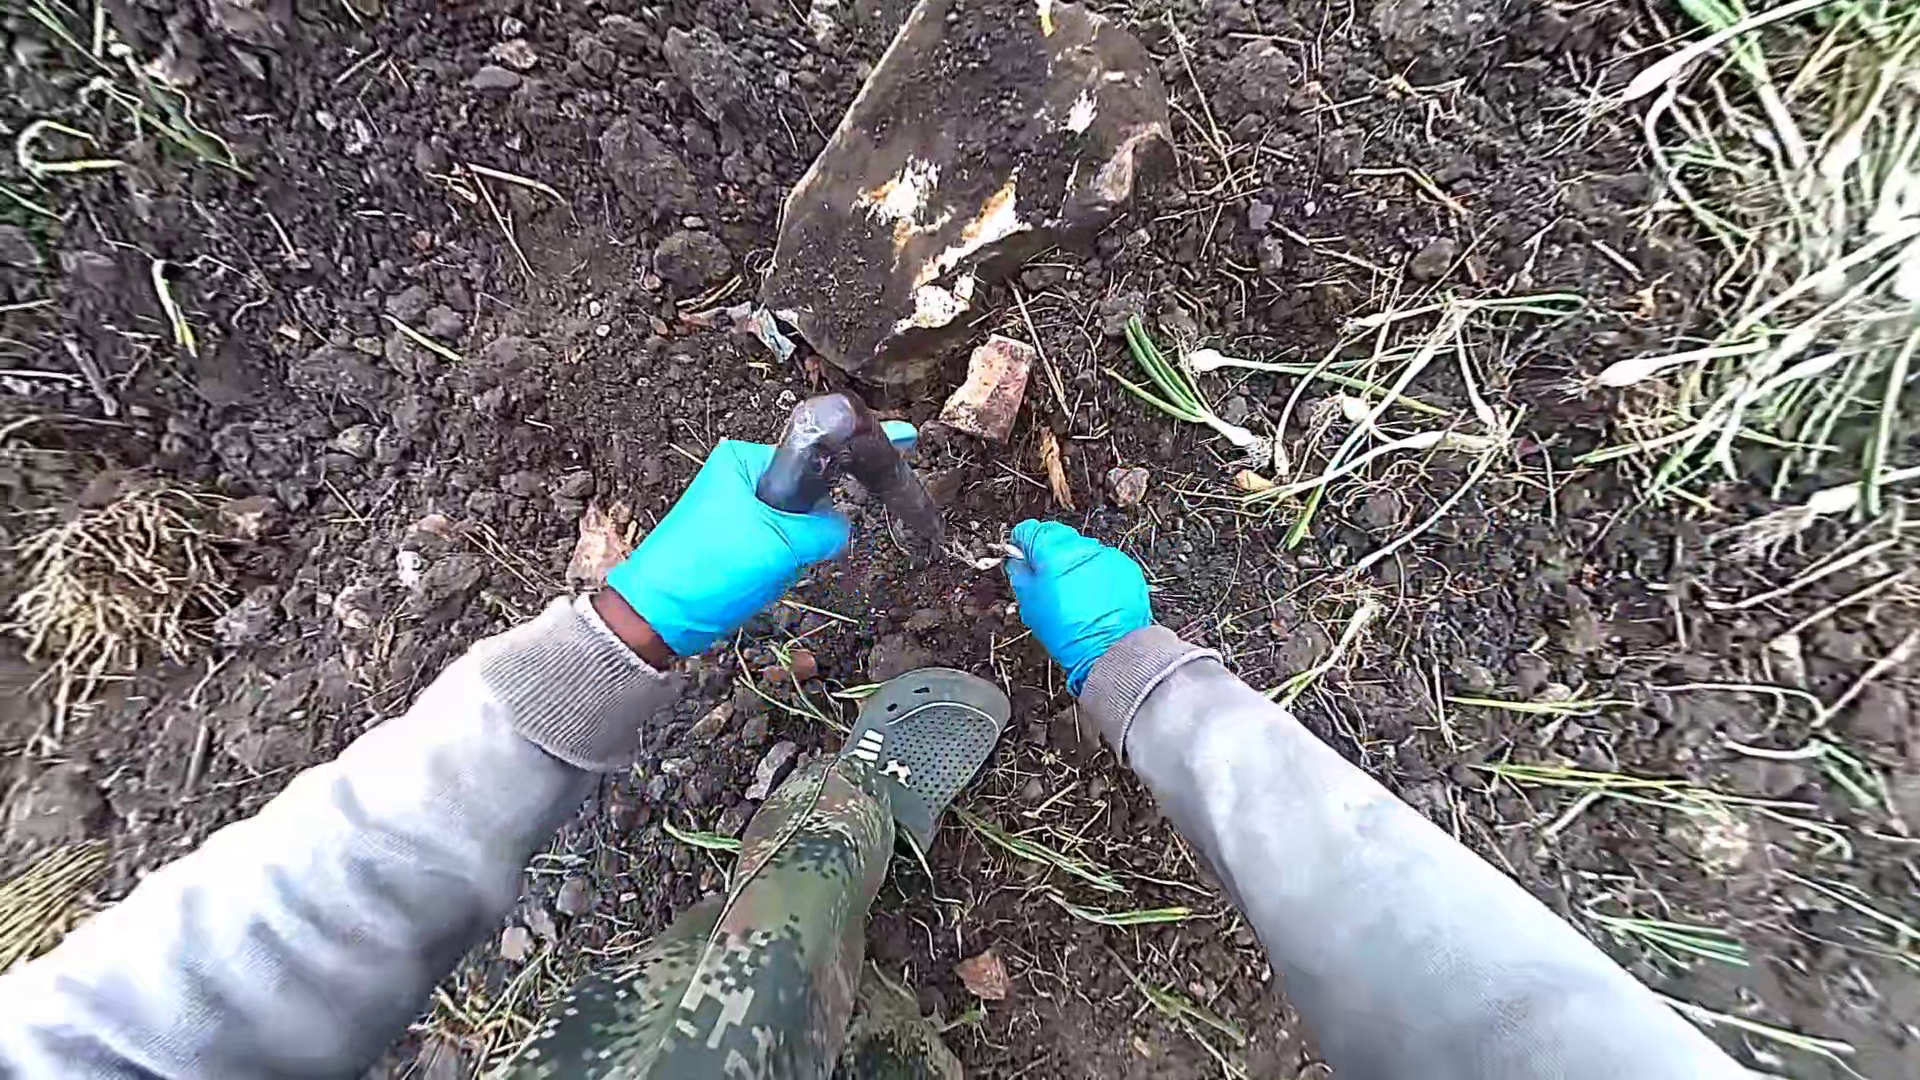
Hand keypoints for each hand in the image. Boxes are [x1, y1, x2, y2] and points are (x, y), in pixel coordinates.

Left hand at [604, 440, 841, 655]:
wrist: (663, 615)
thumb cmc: (707, 568)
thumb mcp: (782, 543)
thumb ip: (825, 530)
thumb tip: (844, 527)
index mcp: (740, 461)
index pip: (804, 466)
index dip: (817, 499)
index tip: (817, 524)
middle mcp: (735, 479)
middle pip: (799, 502)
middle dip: (800, 533)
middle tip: (784, 552)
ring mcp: (735, 512)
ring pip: (790, 529)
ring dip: (788, 554)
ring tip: (765, 568)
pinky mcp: (735, 541)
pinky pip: (775, 549)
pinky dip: (774, 566)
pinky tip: (758, 577)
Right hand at [1005, 519, 1151, 692]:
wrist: (1110, 650)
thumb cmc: (1068, 633)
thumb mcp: (1030, 605)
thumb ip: (1020, 575)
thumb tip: (1018, 561)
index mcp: (1053, 553)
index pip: (1031, 530)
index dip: (1023, 542)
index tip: (1022, 554)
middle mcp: (1081, 548)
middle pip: (1058, 538)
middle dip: (1050, 554)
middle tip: (1047, 580)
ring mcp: (1106, 556)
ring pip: (1082, 550)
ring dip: (1075, 564)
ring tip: (1074, 593)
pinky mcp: (1126, 567)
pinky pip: (1104, 563)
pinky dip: (1097, 573)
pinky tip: (1093, 597)